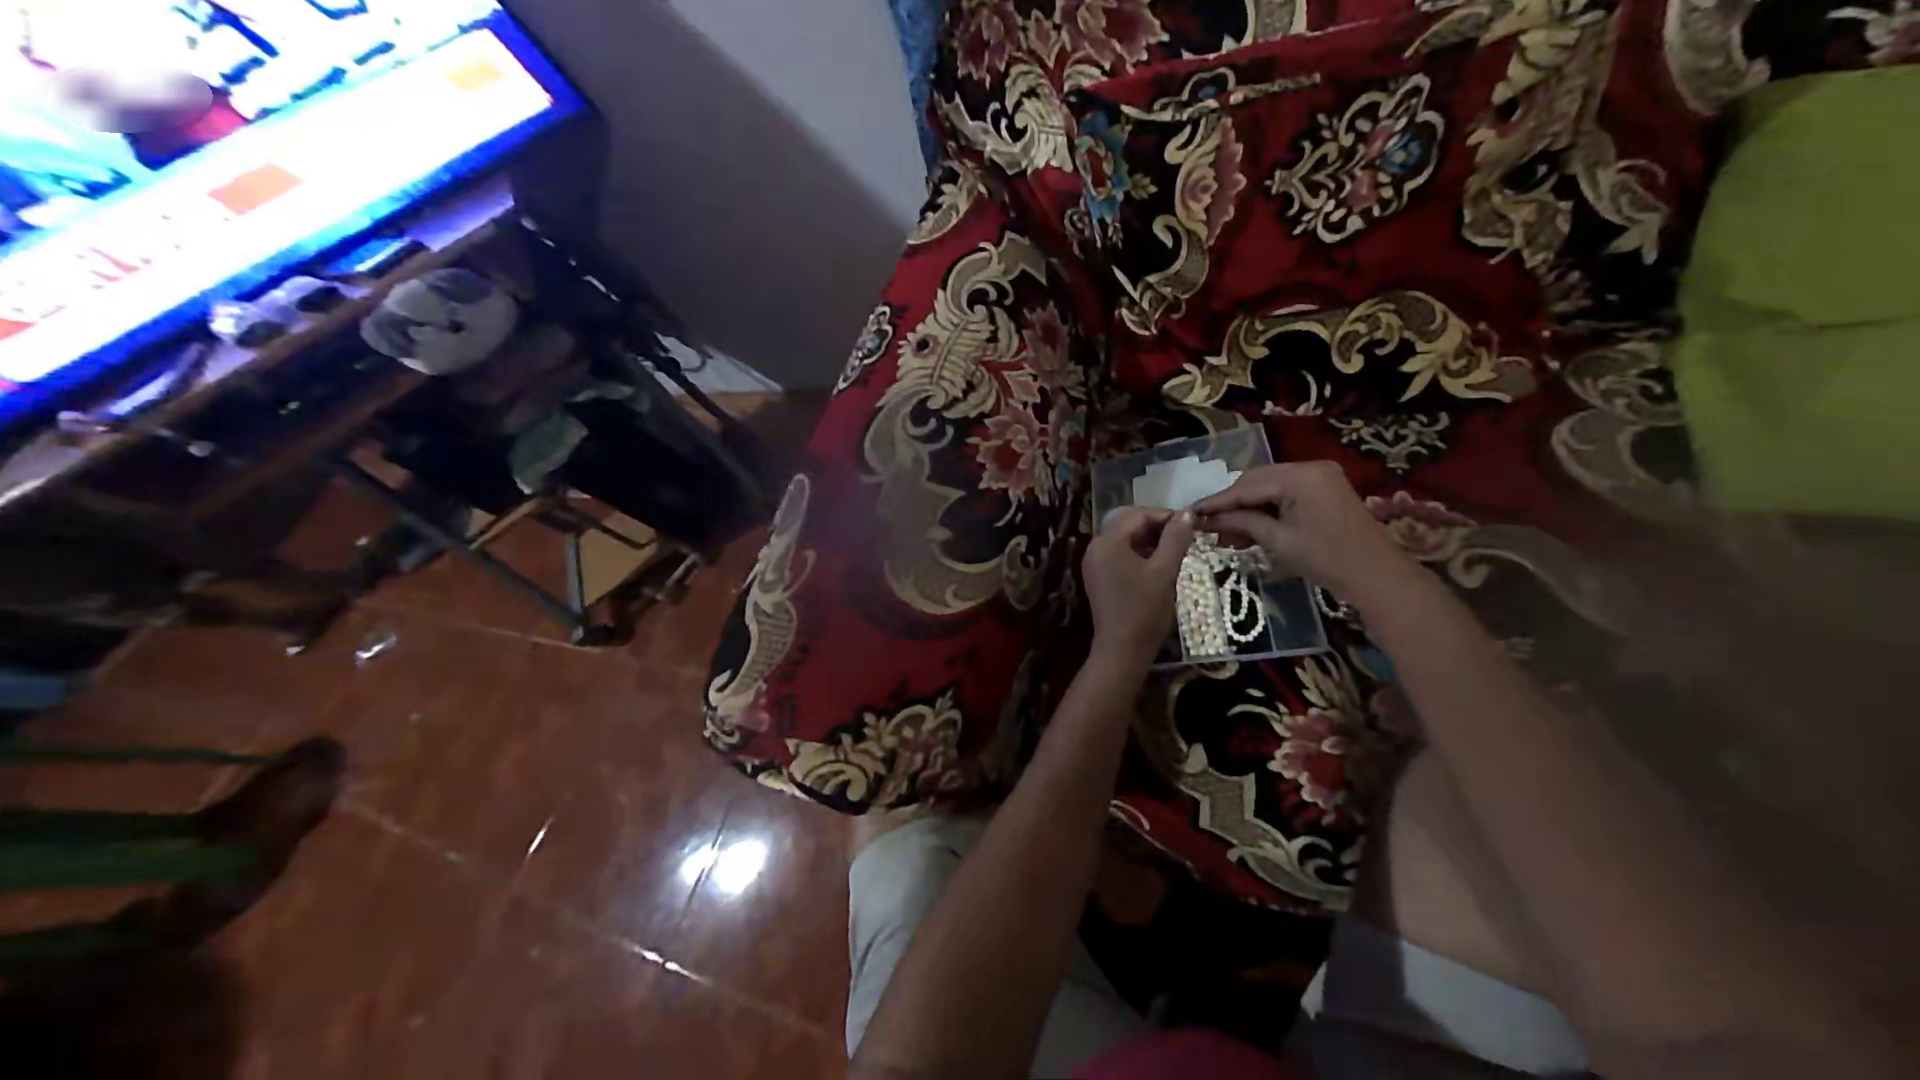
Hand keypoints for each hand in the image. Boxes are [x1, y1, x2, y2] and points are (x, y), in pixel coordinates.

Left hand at [1083, 507, 1194, 665]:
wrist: (1122, 650)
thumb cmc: (1144, 609)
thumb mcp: (1164, 571)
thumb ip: (1176, 539)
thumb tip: (1188, 513)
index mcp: (1107, 542)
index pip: (1137, 514)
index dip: (1165, 516)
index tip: (1191, 525)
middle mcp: (1095, 548)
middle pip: (1129, 524)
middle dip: (1158, 527)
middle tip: (1186, 538)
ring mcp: (1094, 563)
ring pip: (1125, 540)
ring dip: (1150, 541)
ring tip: (1177, 551)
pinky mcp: (1099, 577)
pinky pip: (1120, 555)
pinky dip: (1140, 554)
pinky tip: (1160, 565)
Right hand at [1192, 461, 1416, 603]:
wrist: (1377, 575)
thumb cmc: (1326, 558)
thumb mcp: (1278, 540)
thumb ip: (1242, 522)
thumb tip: (1207, 519)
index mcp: (1300, 476)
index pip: (1246, 486)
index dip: (1216, 502)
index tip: (1191, 513)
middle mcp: (1309, 467)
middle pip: (1256, 481)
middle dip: (1231, 505)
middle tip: (1209, 528)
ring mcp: (1319, 477)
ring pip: (1268, 488)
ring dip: (1247, 509)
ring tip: (1226, 535)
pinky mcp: (1324, 489)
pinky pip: (1285, 494)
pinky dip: (1266, 510)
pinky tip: (1249, 529)